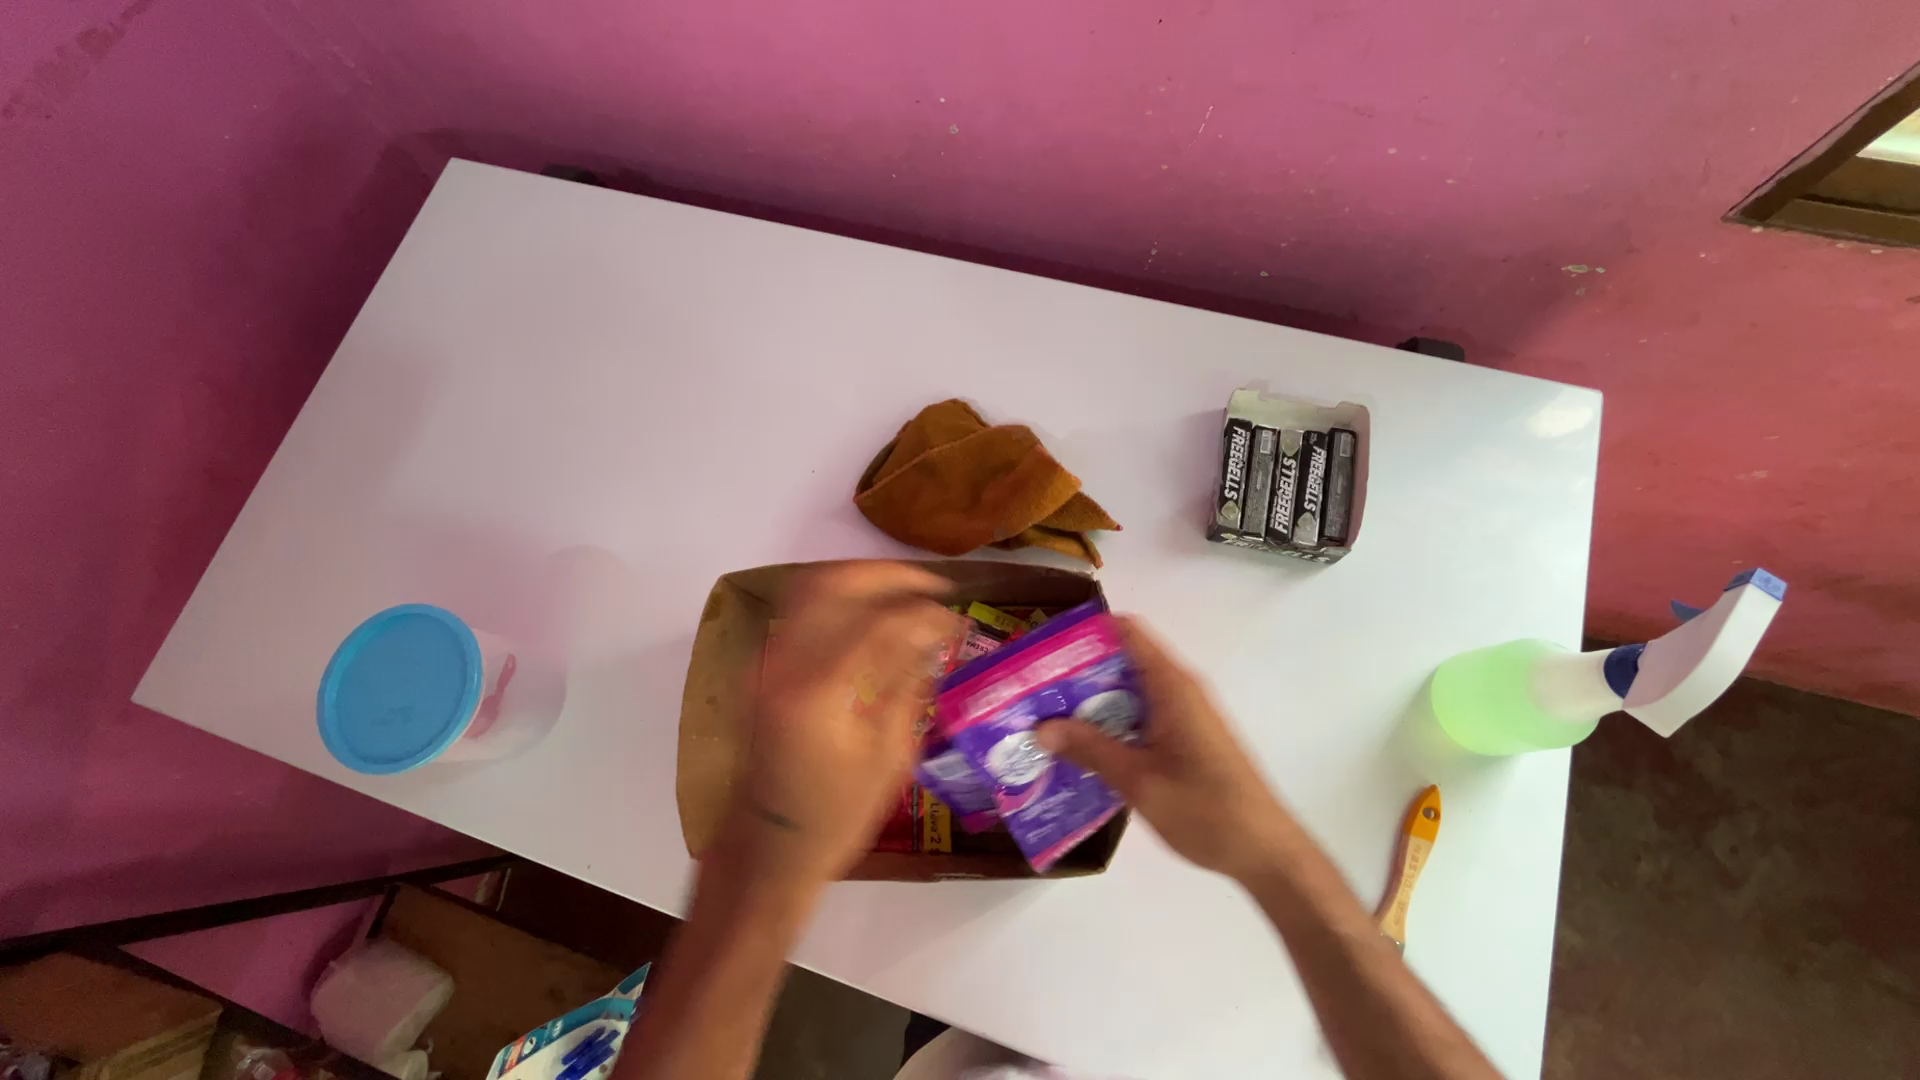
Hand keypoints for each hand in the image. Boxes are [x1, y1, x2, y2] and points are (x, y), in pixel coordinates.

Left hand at [717, 562, 959, 889]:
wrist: (766, 849)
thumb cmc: (836, 818)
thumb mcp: (888, 757)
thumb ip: (907, 686)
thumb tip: (935, 635)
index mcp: (821, 694)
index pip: (880, 623)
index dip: (924, 611)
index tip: (956, 615)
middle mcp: (786, 665)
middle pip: (836, 585)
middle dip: (889, 575)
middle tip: (931, 585)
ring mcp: (767, 662)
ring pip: (812, 588)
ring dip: (862, 579)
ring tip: (904, 589)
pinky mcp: (763, 667)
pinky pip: (800, 609)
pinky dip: (838, 597)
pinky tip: (871, 609)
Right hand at [1036, 617, 1301, 881]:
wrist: (1268, 853)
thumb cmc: (1206, 810)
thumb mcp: (1138, 780)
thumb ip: (1089, 749)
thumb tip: (1040, 726)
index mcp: (1172, 685)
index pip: (1127, 631)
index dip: (1086, 631)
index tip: (1045, 648)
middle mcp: (1180, 690)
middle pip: (1122, 661)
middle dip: (1077, 673)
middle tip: (1032, 692)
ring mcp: (1185, 715)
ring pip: (1129, 693)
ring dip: (1091, 703)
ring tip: (1045, 720)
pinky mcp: (1186, 740)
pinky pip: (1141, 717)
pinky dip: (1111, 725)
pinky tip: (1081, 750)